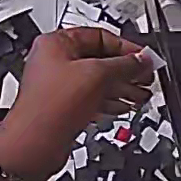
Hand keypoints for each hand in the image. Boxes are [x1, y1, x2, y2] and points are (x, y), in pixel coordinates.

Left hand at [0, 28, 152, 175]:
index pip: (99, 36)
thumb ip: (124, 66)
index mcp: (56, 43)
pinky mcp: (62, 107)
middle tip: (145, 77)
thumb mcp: (97, 75)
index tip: (143, 58)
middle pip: (99, 59)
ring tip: (140, 94)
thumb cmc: (50, 106)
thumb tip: (141, 60)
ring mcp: (58, 86)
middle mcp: (54, 62)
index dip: (125, 47)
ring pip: (96, 81)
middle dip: (125, 70)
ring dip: (121, 87)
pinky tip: (124, 105)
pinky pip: (91, 98)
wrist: (35, 143)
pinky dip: (109, 101)